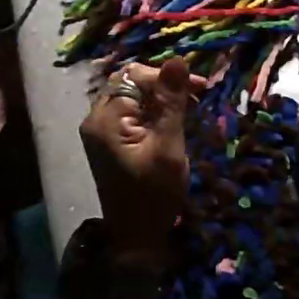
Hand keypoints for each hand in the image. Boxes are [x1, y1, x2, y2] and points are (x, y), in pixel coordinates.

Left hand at [79, 59, 203, 263]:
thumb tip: (178, 60)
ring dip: (160, 97)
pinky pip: (130, 113)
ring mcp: (100, 131)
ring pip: (131, 96)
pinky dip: (152, 112)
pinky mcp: (109, 141)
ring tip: (189, 108)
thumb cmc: (154, 195)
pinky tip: (173, 121)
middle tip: (197, 97)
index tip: (201, 88)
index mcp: (106, 120)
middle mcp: (96, 119)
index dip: (166, 77)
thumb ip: (171, 103)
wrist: (136, 238)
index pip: (134, 77)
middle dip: (163, 85)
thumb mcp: (168, 147)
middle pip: (129, 82)